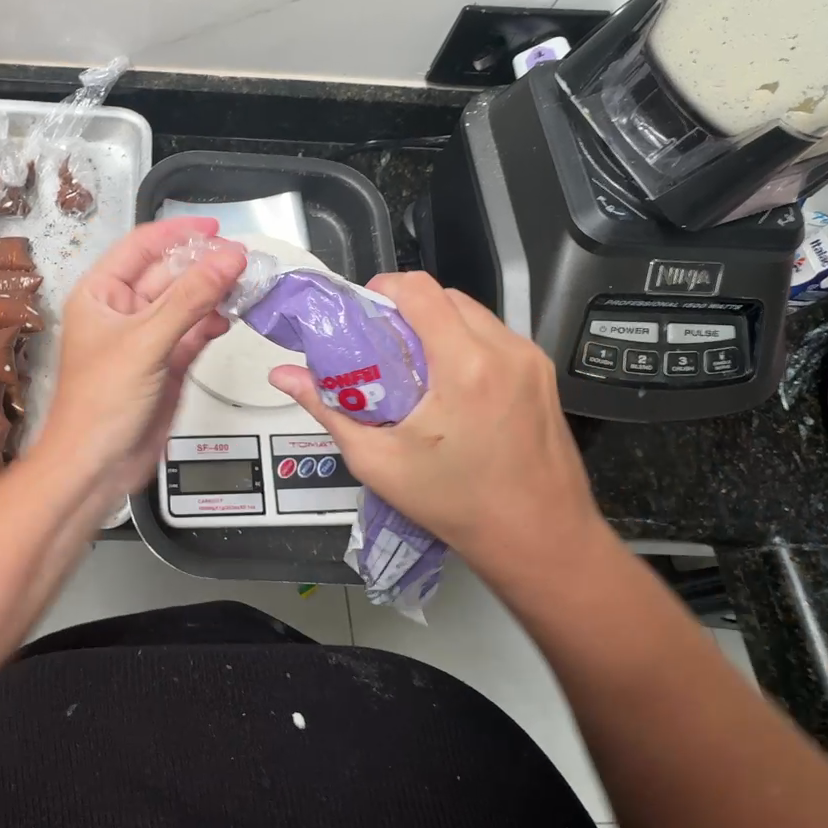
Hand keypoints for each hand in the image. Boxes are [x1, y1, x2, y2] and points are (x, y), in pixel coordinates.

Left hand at [36, 218, 244, 487]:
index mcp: (100, 294)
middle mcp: (122, 311)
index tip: (215, 227)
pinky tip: (231, 317)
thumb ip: (190, 298)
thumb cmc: (99, 404)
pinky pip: (194, 331)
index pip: (141, 246)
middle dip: (204, 264)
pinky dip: (213, 323)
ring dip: (214, 292)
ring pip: (186, 302)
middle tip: (243, 259)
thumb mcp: (145, 342)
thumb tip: (227, 258)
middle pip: (169, 272)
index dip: (178, 232)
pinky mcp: (166, 363)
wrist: (97, 465)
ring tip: (246, 283)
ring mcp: (146, 337)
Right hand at [268, 273, 602, 568]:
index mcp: (464, 366)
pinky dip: (465, 343)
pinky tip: (447, 383)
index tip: (363, 313)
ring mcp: (530, 361)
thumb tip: (284, 376)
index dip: (383, 288)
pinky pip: (494, 336)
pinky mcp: (543, 374)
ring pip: (472, 313)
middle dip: (406, 309)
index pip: (419, 290)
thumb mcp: (377, 459)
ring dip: (436, 325)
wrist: (539, 539)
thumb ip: (327, 408)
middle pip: (445, 295)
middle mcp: (504, 352)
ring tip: (411, 366)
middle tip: (379, 345)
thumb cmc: (456, 505)